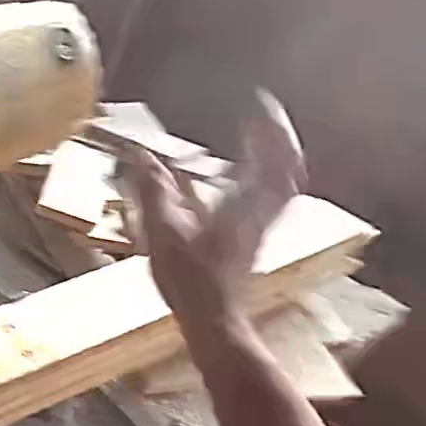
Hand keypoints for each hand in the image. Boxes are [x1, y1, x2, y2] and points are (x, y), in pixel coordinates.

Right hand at [120, 89, 306, 340]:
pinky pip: (269, 204)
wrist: (212, 322)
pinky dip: (261, 185)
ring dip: (272, 161)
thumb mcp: (164, 232)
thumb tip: (138, 156)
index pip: (275, 156)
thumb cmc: (191, 281)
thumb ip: (152, 191)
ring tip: (253, 145)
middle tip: (257, 121)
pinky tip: (237, 187)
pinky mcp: (251, 245)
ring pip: (281, 188)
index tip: (256, 103)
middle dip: (276, 140)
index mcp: (245, 204)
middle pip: (287, 169)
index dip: (271, 127)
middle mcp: (261, 214)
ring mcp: (260, 230)